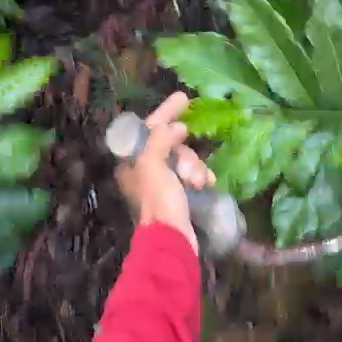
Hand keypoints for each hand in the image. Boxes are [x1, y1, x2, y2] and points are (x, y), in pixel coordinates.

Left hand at [114, 92, 215, 251]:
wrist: (173, 243)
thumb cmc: (159, 202)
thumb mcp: (154, 164)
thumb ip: (161, 139)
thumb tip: (177, 127)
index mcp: (132, 163)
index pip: (148, 129)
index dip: (165, 113)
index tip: (184, 99)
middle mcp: (144, 172)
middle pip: (170, 145)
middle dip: (185, 153)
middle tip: (192, 169)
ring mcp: (162, 185)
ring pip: (184, 160)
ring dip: (196, 167)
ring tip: (201, 182)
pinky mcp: (178, 197)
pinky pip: (193, 175)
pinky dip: (202, 176)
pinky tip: (208, 184)